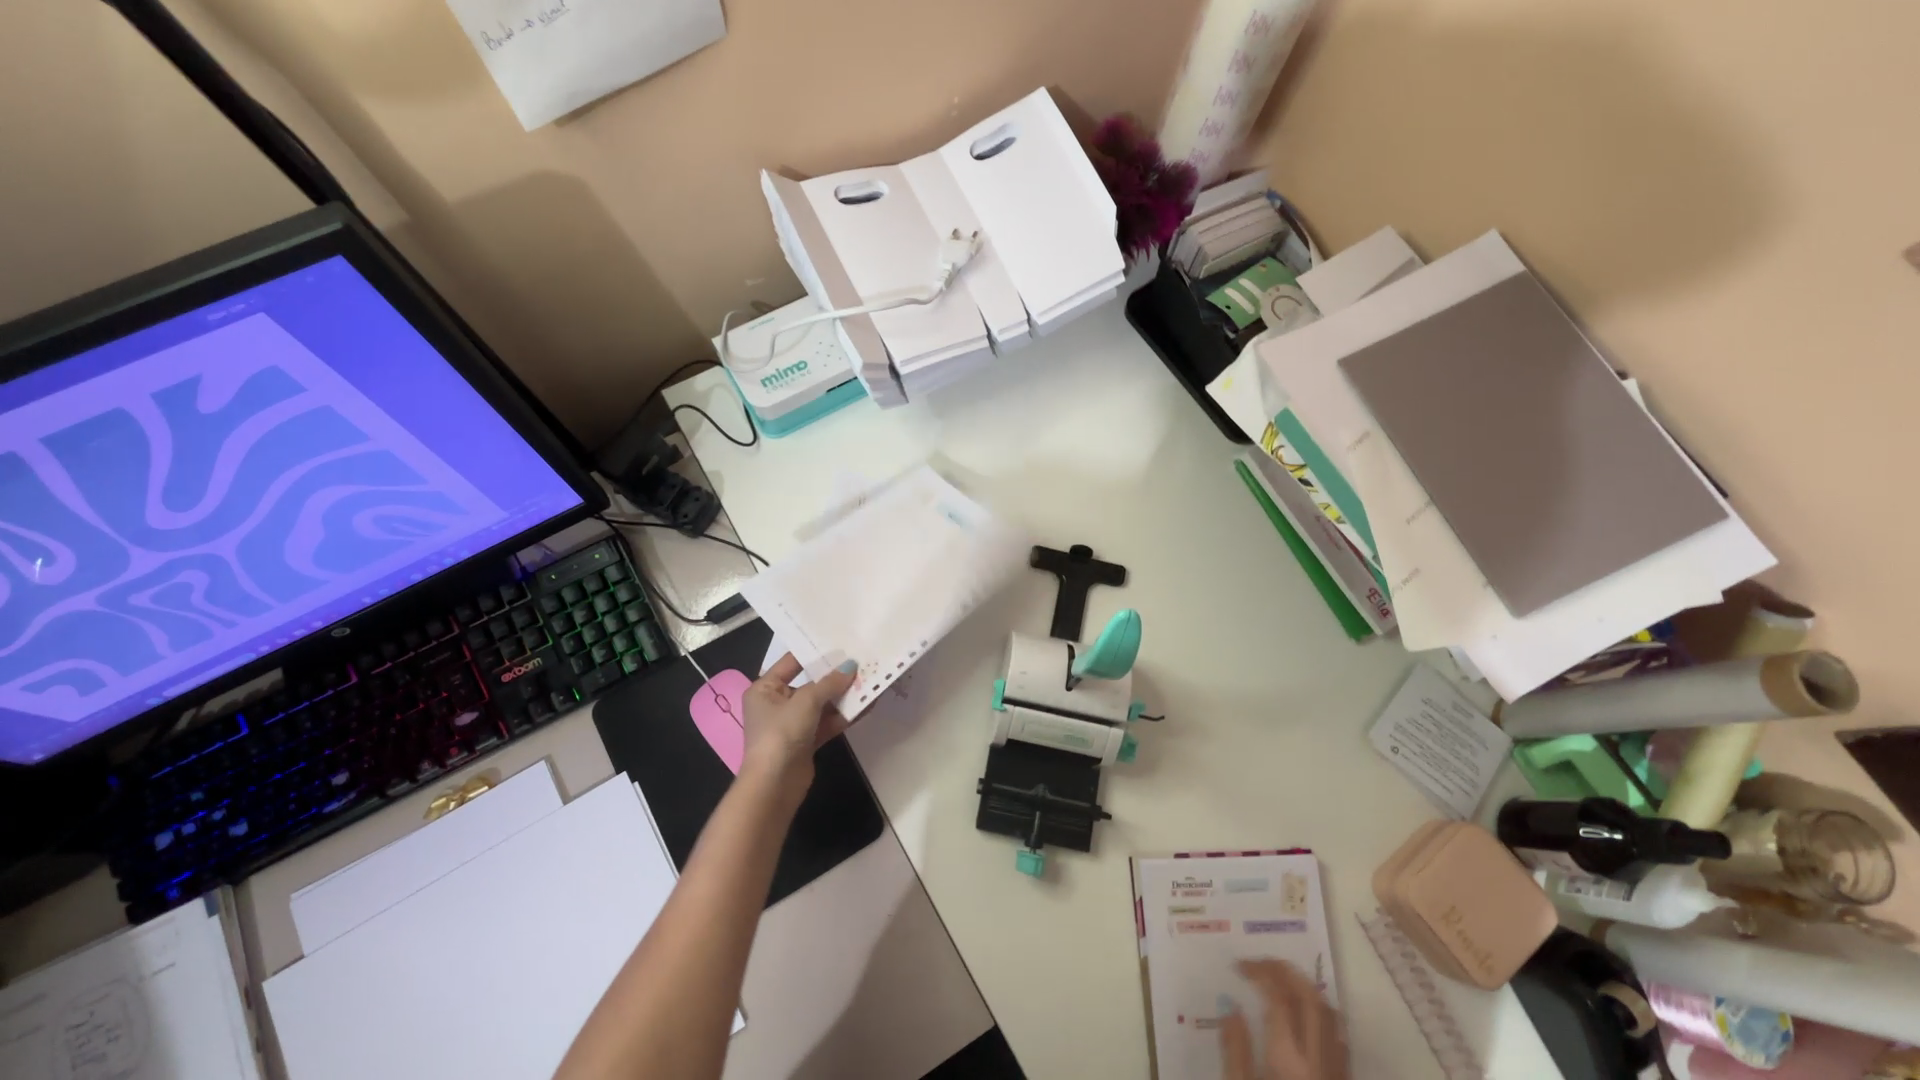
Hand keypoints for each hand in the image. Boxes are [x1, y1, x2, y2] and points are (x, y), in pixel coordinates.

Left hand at [739, 654, 855, 802]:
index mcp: (765, 688)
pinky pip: (827, 722)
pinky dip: (844, 716)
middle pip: (810, 684)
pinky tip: (866, 706)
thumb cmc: (781, 734)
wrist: (775, 785)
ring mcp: (792, 724)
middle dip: (835, 677)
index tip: (841, 643)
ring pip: (821, 705)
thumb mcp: (805, 702)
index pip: (791, 662)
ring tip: (870, 681)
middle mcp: (776, 703)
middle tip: (861, 661)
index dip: (815, 653)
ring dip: (843, 697)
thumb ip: (829, 683)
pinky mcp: (806, 741)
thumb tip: (852, 667)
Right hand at [1221, 959, 1348, 1079]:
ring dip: (1304, 985)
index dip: (1261, 973)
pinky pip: (1337, 1029)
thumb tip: (1231, 1009)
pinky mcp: (1344, 1073)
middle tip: (1259, 962)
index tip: (1239, 965)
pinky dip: (1319, 1007)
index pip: (1280, 1000)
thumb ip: (1235, 1050)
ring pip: (1328, 1010)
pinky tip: (1303, 1009)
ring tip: (1279, 978)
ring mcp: (1336, 1064)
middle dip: (1284, 971)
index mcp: (1288, 1057)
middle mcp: (1318, 1054)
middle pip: (1309, 997)